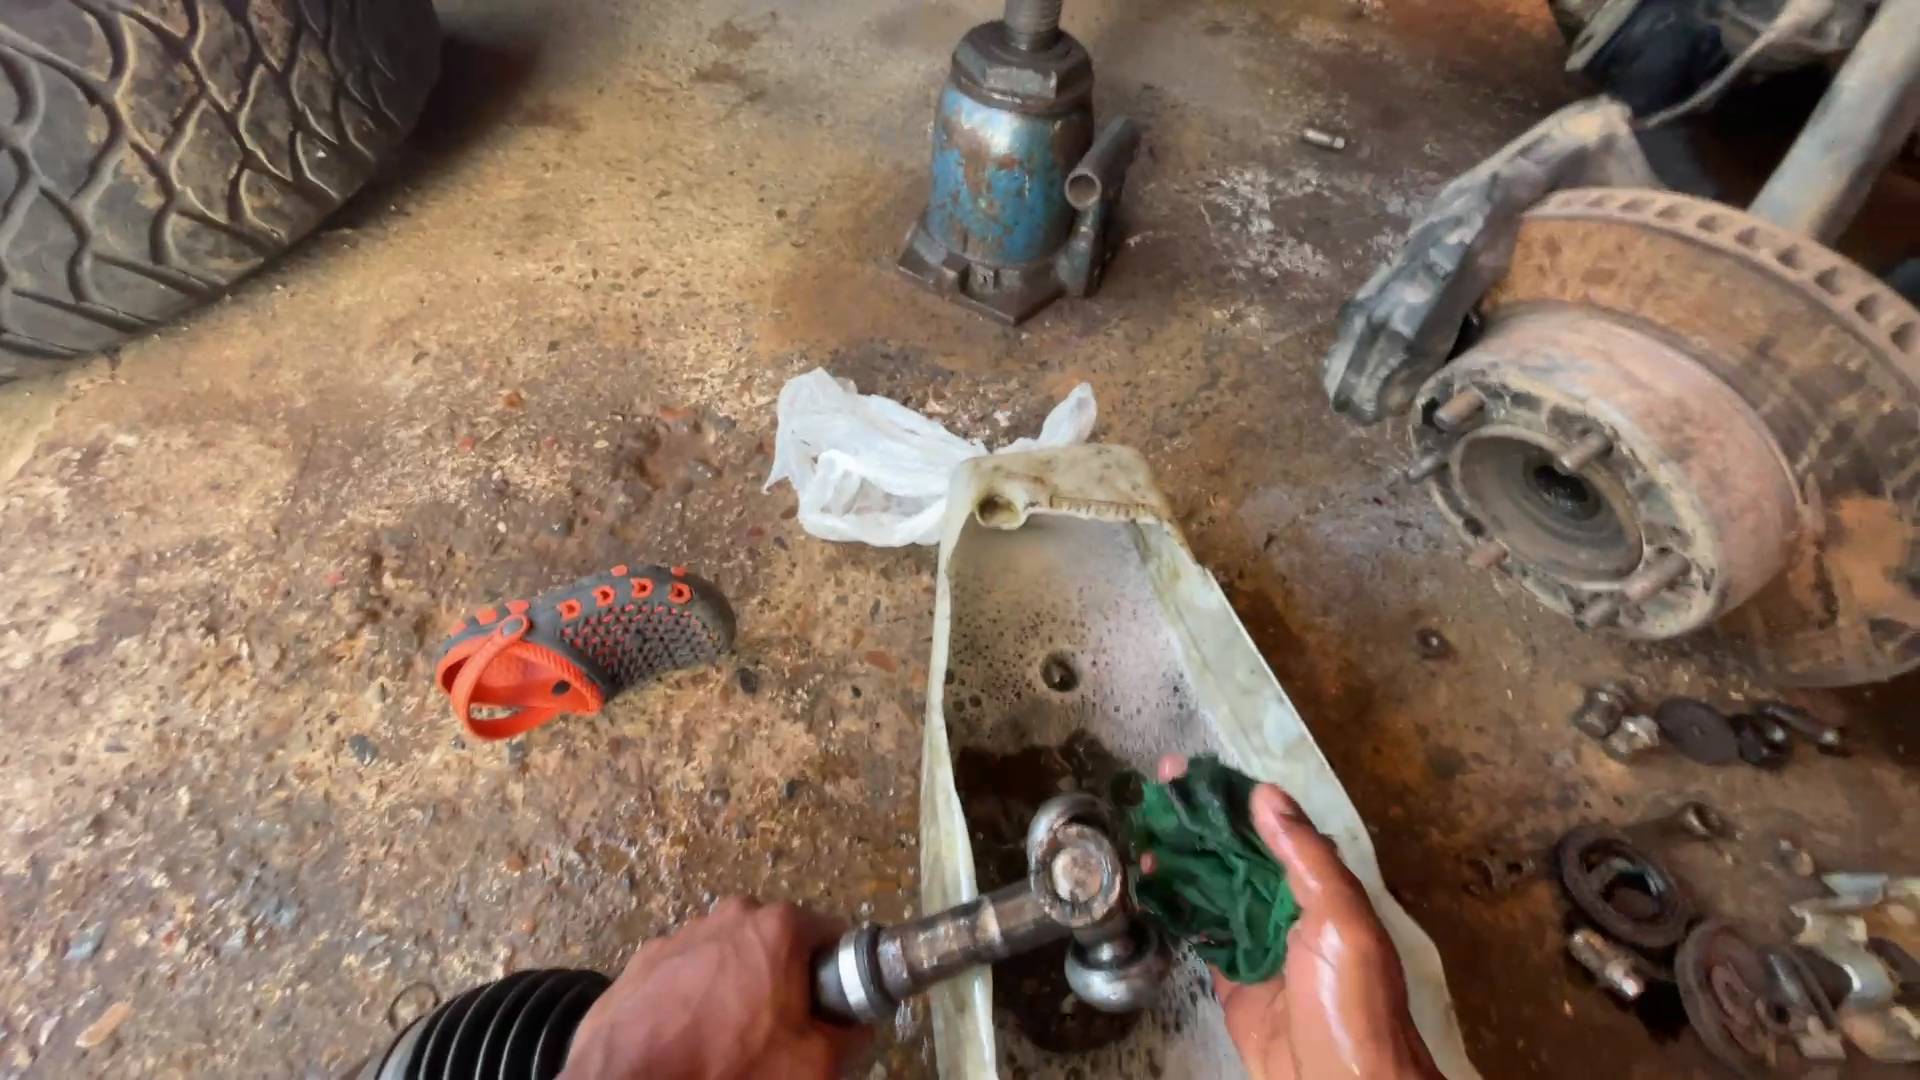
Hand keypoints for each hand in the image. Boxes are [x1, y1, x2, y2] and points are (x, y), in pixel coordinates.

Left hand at [560, 897, 867, 1079]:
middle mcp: (732, 915)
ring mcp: (680, 935)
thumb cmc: (730, 1073)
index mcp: (778, 926)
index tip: (827, 1012)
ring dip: (733, 989)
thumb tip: (859, 1024)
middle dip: (782, 981)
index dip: (837, 975)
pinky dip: (688, 1002)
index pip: (831, 936)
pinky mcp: (640, 964)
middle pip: (776, 944)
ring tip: (720, 1045)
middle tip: (775, 1035)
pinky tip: (680, 1045)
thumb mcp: (814, 1067)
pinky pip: (681, 977)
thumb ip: (852, 1036)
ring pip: (726, 958)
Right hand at [1144, 756, 1440, 1079]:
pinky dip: (1172, 904)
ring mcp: (1252, 938)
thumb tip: (1264, 793)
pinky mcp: (1229, 974)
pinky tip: (1147, 883)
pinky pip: (1197, 928)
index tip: (1182, 772)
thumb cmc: (1350, 1003)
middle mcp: (1281, 903)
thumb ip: (1305, 857)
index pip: (1262, 823)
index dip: (1222, 794)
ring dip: (1176, 859)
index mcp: (1313, 884)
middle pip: (1228, 849)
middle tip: (1151, 796)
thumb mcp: (1340, 921)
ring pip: (1208, 884)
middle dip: (1191, 821)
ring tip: (1141, 838)